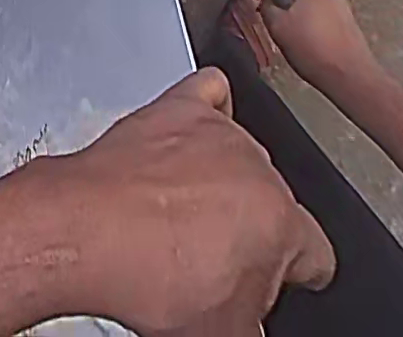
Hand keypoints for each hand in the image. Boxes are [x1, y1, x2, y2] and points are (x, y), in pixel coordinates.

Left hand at [48, 67, 335, 334]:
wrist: (87, 229)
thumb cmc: (146, 272)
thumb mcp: (225, 330)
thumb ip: (254, 316)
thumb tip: (250, 312)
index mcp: (280, 222)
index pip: (316, 252)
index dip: (293, 272)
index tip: (272, 275)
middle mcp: (253, 165)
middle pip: (273, 198)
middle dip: (252, 224)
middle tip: (214, 248)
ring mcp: (212, 130)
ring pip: (241, 152)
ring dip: (225, 175)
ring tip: (188, 202)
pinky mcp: (176, 106)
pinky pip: (210, 90)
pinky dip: (211, 105)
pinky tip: (197, 130)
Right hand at [260, 0, 382, 90]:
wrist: (349, 78)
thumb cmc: (311, 48)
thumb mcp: (276, 25)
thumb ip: (265, 6)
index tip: (266, 5)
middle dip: (290, 8)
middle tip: (279, 25)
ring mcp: (346, 12)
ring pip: (314, 11)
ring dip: (304, 21)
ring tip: (296, 40)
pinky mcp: (353, 31)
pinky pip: (327, 26)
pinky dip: (318, 33)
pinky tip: (312, 49)